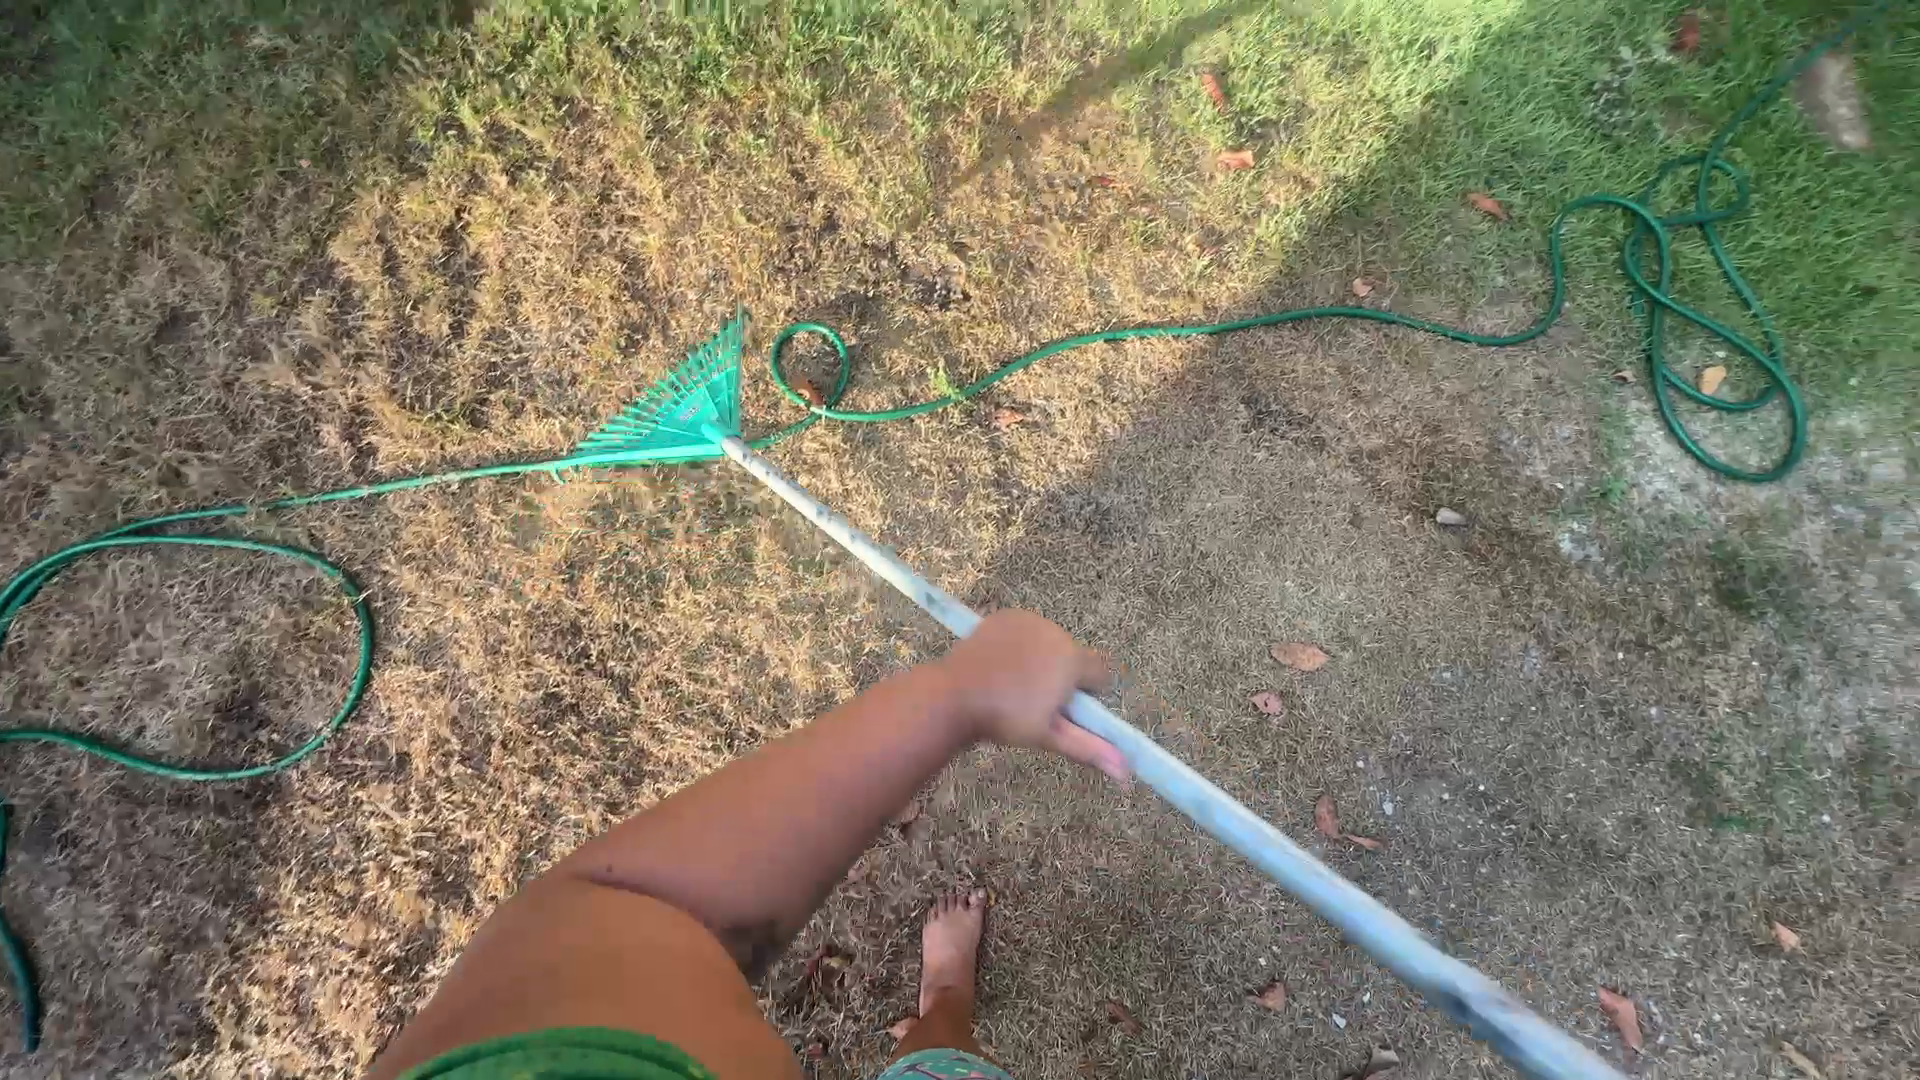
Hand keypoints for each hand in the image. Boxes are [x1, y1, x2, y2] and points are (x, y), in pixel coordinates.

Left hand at [933, 609, 1129, 783]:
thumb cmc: (1006, 719)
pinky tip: (1002, 664)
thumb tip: (1126, 772)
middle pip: (1073, 656)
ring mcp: (1028, 621)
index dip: (1088, 692)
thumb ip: (1091, 749)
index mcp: (1072, 660)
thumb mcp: (1049, 737)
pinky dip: (1020, 644)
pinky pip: (1025, 630)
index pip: (1100, 672)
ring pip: (1049, 642)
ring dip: (1042, 659)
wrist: (955, 695)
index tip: (1067, 709)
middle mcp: (1055, 633)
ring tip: (1014, 684)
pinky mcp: (1006, 616)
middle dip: (1062, 676)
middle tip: (1036, 701)